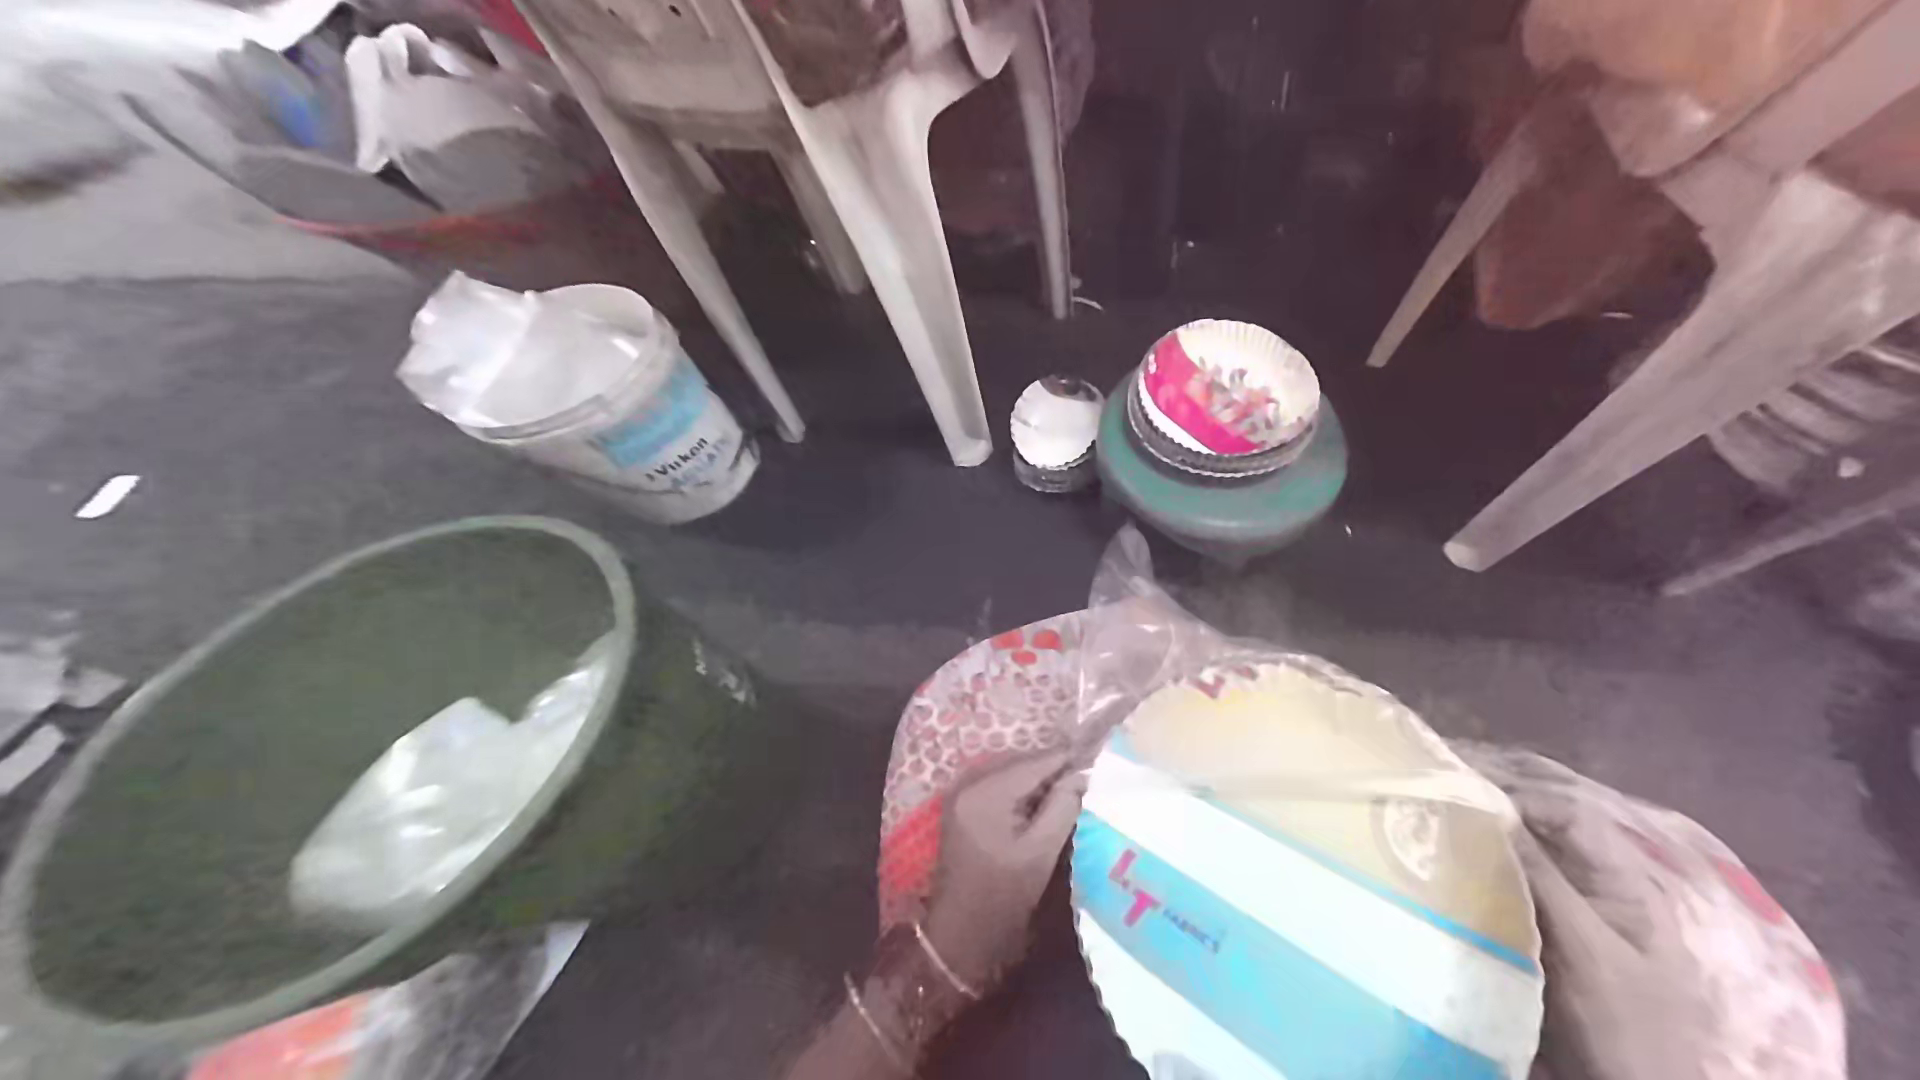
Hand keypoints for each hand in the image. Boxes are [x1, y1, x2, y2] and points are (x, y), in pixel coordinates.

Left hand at [923, 750, 1085, 991]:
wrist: (960, 931)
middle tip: (1085, 775)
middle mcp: (969, 781)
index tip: (1095, 758)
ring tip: (1068, 786)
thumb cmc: (1004, 896)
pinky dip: (1019, 786)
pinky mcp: (960, 802)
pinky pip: (995, 781)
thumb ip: (1063, 807)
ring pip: (1008, 769)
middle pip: (1019, 761)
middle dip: (1052, 767)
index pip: (1034, 762)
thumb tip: (1082, 774)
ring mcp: (960, 790)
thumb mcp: (1041, 853)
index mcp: (987, 792)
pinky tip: (1040, 800)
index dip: (1066, 759)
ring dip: (1036, 776)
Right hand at [1472, 749, 1715, 1079]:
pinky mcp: (1548, 910)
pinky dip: (1483, 831)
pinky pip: (1516, 856)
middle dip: (1500, 778)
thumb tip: (1491, 809)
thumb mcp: (1587, 951)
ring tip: (1439, 781)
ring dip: (1489, 798)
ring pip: (1532, 826)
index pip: (1569, 809)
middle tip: (1441, 762)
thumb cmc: (1623, 1022)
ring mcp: (1576, 891)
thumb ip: (1545, 878)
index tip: (1461, 782)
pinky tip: (1452, 824)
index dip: (1517, 787)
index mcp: (1623, 877)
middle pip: (1552, 806)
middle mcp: (1599, 872)